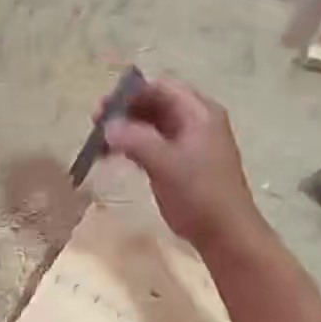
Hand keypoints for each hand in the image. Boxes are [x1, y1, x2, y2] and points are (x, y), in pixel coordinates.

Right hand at [103, 78, 265, 251]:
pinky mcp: (177, 162)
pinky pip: (150, 144)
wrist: (224, 233)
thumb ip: (135, 140)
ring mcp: (186, 143)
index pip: (162, 88)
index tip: (105, 107)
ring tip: (98, 141)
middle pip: (154, 103)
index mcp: (199, 113)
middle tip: (96, 122)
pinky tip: (109, 155)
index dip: (132, 92)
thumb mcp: (166, 163)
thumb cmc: (200, 193)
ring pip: (149, 124)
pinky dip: (130, 146)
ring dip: (124, 129)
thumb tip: (107, 126)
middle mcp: (194, 121)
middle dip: (124, 111)